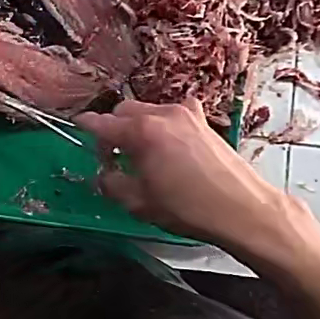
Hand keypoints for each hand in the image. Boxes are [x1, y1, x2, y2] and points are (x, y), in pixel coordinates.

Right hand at [74, 98, 295, 250]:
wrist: (241, 208)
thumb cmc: (188, 208)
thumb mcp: (139, 203)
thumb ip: (112, 184)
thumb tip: (103, 175)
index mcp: (141, 132)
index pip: (102, 123)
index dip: (86, 126)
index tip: (77, 127)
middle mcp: (162, 114)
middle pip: (124, 111)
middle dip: (112, 128)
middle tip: (112, 155)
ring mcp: (185, 114)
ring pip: (148, 110)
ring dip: (136, 125)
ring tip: (140, 153)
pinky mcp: (203, 121)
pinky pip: (172, 114)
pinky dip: (162, 124)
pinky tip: (168, 145)